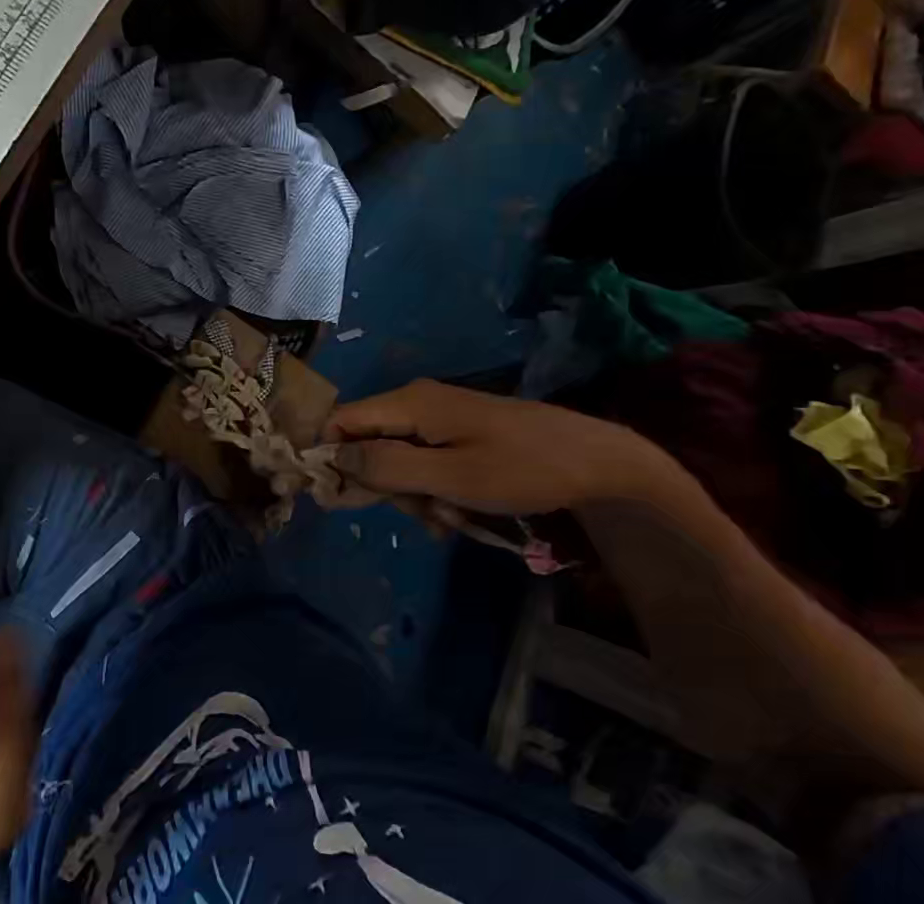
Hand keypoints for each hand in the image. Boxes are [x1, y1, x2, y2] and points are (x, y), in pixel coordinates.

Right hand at [324, 379, 673, 514]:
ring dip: (416, 496)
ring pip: (400, 461)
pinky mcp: (461, 434)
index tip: (336, 501)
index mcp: (410, 403)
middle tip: (421, 514)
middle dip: (387, 487)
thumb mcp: (449, 476)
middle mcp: (419, 403)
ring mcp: (442, 418)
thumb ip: (386, 467)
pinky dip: (436, 492)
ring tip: (450, 519)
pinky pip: (428, 464)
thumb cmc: (520, 469)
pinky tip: (458, 516)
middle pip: (370, 445)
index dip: (330, 458)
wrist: (593, 461)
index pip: (342, 421)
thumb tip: (331, 459)